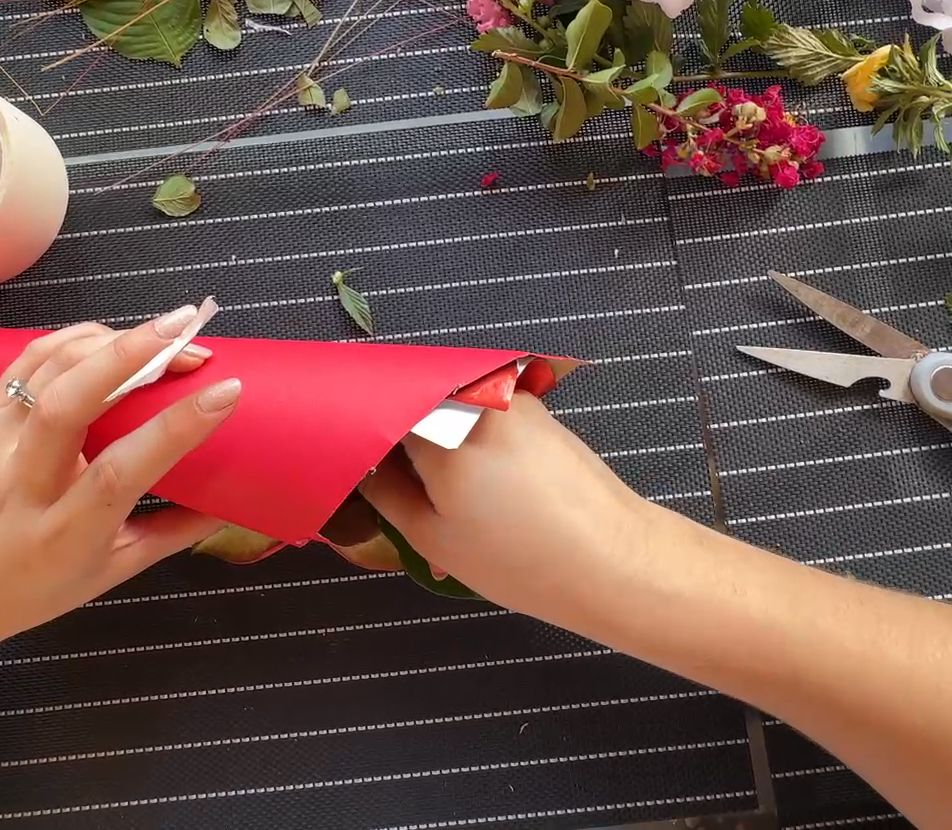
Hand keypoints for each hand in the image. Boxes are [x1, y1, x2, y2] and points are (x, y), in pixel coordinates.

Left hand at [0, 307, 235, 693]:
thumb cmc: (30, 591)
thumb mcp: (110, 574)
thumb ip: (173, 534)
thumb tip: (233, 501)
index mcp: (62, 533)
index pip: (122, 471)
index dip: (176, 427)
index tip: (226, 391)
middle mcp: (21, 483)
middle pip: (68, 403)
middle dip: (130, 356)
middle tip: (187, 329)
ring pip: (46, 372)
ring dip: (110, 340)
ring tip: (164, 330)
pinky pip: (26, 361)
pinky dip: (74, 337)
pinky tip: (112, 335)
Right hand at [357, 393, 669, 631]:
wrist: (615, 559)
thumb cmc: (518, 559)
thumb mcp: (434, 536)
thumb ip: (385, 489)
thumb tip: (360, 461)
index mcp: (442, 426)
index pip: (376, 401)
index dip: (351, 418)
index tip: (336, 440)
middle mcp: (473, 395)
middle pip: (408, 390)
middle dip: (385, 418)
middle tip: (375, 463)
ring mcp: (506, 394)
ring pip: (442, 395)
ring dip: (421, 421)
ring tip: (418, 470)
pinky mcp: (530, 404)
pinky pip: (475, 402)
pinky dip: (456, 423)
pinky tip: (463, 466)